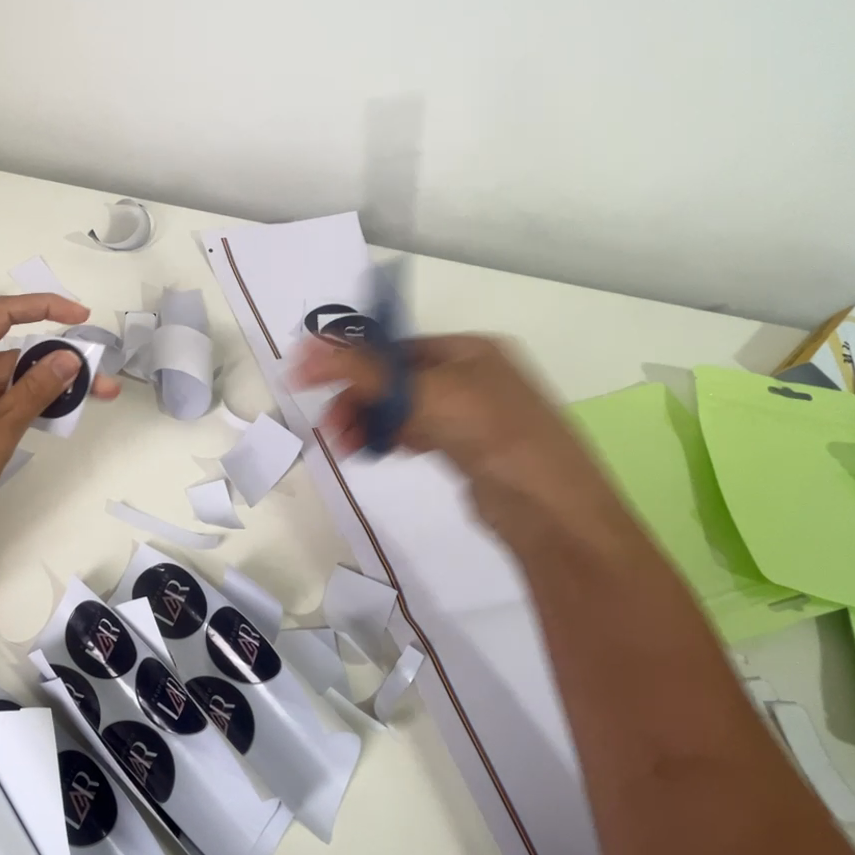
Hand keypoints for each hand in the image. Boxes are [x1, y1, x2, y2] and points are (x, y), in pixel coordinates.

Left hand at [0, 294, 120, 576]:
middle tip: (102, 383)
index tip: (82, 317)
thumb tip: (67, 357)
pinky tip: (54, 419)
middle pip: (9, 354)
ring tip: (90, 402)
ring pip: (6, 384)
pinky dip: (23, 410)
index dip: (43, 308)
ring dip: (44, 390)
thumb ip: (34, 392)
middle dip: (56, 363)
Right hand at [291, 333, 618, 522]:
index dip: (349, 361)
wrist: (549, 509)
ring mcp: (470, 414)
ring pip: (399, 409)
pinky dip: (388, 440)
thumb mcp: (422, 393)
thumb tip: (305, 349)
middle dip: (356, 400)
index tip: (310, 382)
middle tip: (330, 428)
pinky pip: (413, 433)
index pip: (393, 346)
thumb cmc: (489, 434)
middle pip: (392, 378)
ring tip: (347, 447)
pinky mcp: (465, 448)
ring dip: (366, 423)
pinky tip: (373, 454)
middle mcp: (471, 375)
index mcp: (469, 350)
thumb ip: (362, 370)